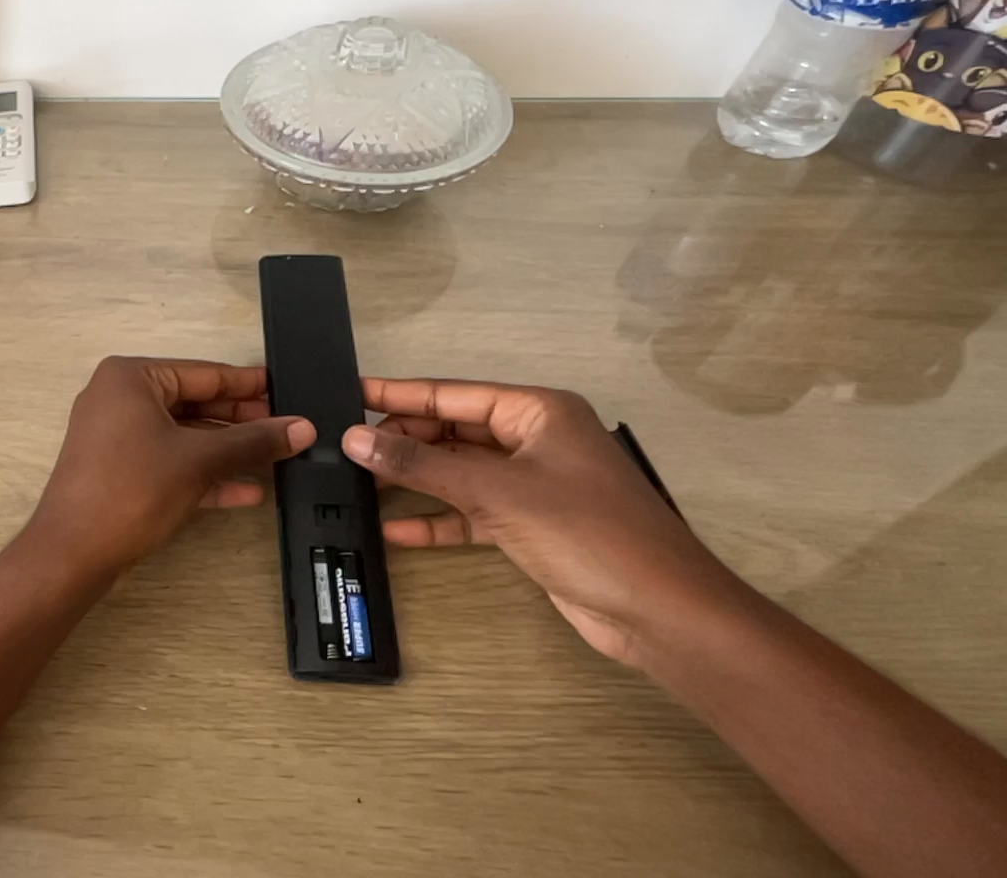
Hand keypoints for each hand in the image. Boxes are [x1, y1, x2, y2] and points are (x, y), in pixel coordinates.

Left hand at [24, 357, 315, 579]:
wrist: (73, 552)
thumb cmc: (131, 490)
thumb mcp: (199, 460)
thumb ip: (253, 441)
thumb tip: (302, 429)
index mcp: (130, 378)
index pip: (204, 373)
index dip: (248, 385)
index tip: (285, 389)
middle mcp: (119, 398)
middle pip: (194, 403)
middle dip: (240, 421)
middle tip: (286, 429)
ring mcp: (117, 436)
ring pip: (184, 436)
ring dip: (227, 451)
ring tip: (275, 457)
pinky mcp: (120, 470)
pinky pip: (170, 462)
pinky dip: (204, 474)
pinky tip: (247, 491)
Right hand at [341, 379, 743, 666]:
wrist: (661, 614)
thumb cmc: (588, 533)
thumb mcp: (495, 492)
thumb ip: (420, 465)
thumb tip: (354, 439)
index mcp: (536, 412)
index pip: (450, 394)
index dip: (397, 394)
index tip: (348, 392)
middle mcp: (532, 439)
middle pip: (450, 430)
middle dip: (401, 441)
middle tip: (345, 449)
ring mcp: (530, 483)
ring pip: (456, 471)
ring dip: (413, 480)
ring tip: (357, 483)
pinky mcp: (527, 523)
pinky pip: (469, 511)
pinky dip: (436, 519)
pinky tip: (394, 529)